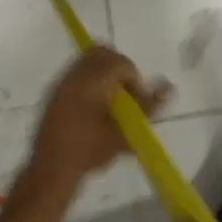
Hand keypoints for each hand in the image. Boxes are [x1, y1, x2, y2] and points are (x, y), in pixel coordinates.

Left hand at [29, 46, 170, 182]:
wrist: (51, 168)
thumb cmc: (90, 151)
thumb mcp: (124, 133)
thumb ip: (148, 108)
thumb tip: (169, 87)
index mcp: (92, 82)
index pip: (121, 63)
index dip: (134, 79)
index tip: (136, 101)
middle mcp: (75, 75)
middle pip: (102, 52)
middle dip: (119, 69)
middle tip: (126, 94)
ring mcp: (62, 82)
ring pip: (88, 61)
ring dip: (105, 74)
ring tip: (111, 102)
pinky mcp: (54, 92)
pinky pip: (77, 73)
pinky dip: (91, 81)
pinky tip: (94, 108)